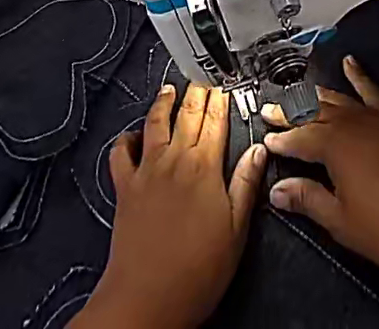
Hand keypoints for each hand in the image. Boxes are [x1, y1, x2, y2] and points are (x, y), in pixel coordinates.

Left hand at [75, 84, 266, 328]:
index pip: (215, 121)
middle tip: (201, 79)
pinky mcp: (124, 187)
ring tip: (169, 89)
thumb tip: (259, 150)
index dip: (220, 101)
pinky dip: (124, 140)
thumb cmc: (197, 271)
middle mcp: (175, 160)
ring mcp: (146, 171)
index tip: (224, 86)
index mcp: (205, 168)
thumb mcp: (236, 230)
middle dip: (195, 93)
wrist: (146, 300)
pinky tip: (130, 135)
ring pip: (154, 124)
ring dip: (162, 103)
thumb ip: (246, 184)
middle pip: (186, 115)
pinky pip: (120, 154)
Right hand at [261, 56, 378, 299]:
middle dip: (290, 112)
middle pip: (313, 111)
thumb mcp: (339, 220)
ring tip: (297, 94)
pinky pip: (372, 91)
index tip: (267, 141)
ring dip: (315, 96)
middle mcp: (354, 124)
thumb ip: (306, 198)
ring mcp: (376, 120)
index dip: (279, 140)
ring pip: (338, 99)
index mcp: (335, 145)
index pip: (297, 137)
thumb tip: (280, 190)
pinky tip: (350, 63)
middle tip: (272, 113)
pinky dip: (359, 76)